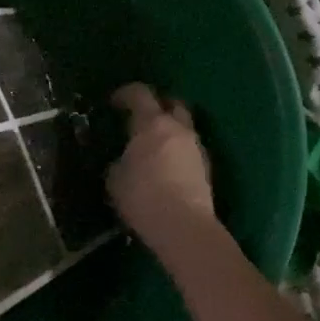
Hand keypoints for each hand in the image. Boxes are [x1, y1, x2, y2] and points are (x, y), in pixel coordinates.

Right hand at [106, 83, 215, 250]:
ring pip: (184, 127)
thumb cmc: (143, 196)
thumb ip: (119, 162)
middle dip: (158, 105)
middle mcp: (178, 128)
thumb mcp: (115, 179)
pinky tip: (166, 166)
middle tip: (141, 117)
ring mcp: (196, 148)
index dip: (125, 94)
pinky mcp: (206, 169)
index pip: (140, 94)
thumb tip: (125, 161)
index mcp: (152, 123)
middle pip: (172, 103)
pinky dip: (178, 150)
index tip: (113, 102)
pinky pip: (189, 149)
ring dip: (170, 129)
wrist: (184, 227)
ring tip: (154, 145)